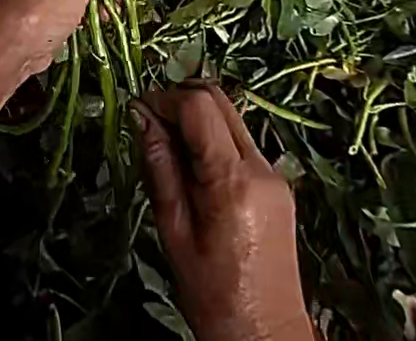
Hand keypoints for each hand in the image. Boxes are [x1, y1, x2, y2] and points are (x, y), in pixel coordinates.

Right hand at [135, 86, 311, 340]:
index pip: (199, 106)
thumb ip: (159, 165)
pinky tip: (191, 164)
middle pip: (219, 100)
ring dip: (195, 118)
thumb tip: (139, 114)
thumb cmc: (213, 294)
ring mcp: (275, 175)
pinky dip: (211, 137)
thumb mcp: (173, 228)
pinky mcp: (277, 185)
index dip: (164, 99)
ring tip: (167, 146)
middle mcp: (262, 168)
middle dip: (179, 100)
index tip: (138, 110)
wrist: (267, 338)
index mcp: (234, 181)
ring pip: (230, 116)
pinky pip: (239, 140)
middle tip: (150, 121)